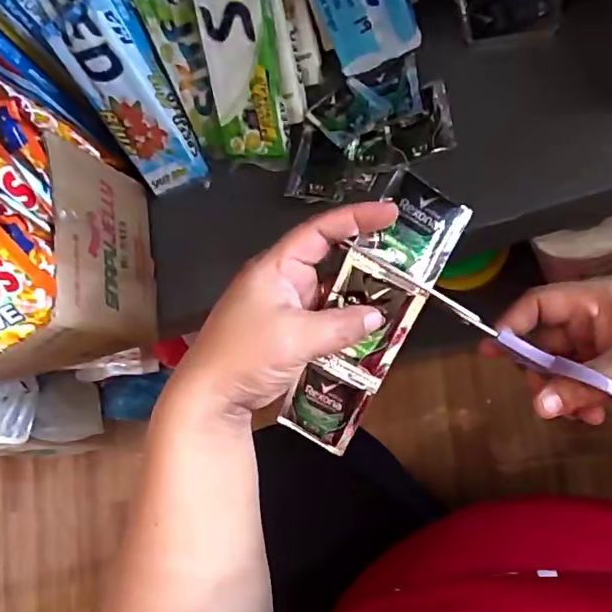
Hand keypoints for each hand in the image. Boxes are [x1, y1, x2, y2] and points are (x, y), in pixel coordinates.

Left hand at [168, 201, 400, 418]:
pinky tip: (366, 332)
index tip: (391, 214)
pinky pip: (320, 321)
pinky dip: (341, 324)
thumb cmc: (245, 356)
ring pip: (327, 295)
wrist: (211, 397)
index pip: (320, 231)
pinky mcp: (284, 334)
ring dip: (354, 299)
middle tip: (400, 265)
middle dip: (362, 263)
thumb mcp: (297, 338)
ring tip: (393, 300)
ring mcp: (281, 309)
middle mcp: (279, 282)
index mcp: (276, 268)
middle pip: (327, 262)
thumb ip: (341, 326)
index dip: (356, 218)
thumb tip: (376, 317)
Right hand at [486, 277, 611, 422]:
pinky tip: (599, 414)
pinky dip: (585, 396)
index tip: (493, 353)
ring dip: (566, 392)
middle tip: (549, 403)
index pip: (537, 304)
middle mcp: (597, 315)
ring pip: (565, 365)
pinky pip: (586, 377)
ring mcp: (609, 338)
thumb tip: (537, 407)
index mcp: (597, 300)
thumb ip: (580, 386)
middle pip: (546, 341)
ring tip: (585, 415)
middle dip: (544, 375)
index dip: (512, 326)